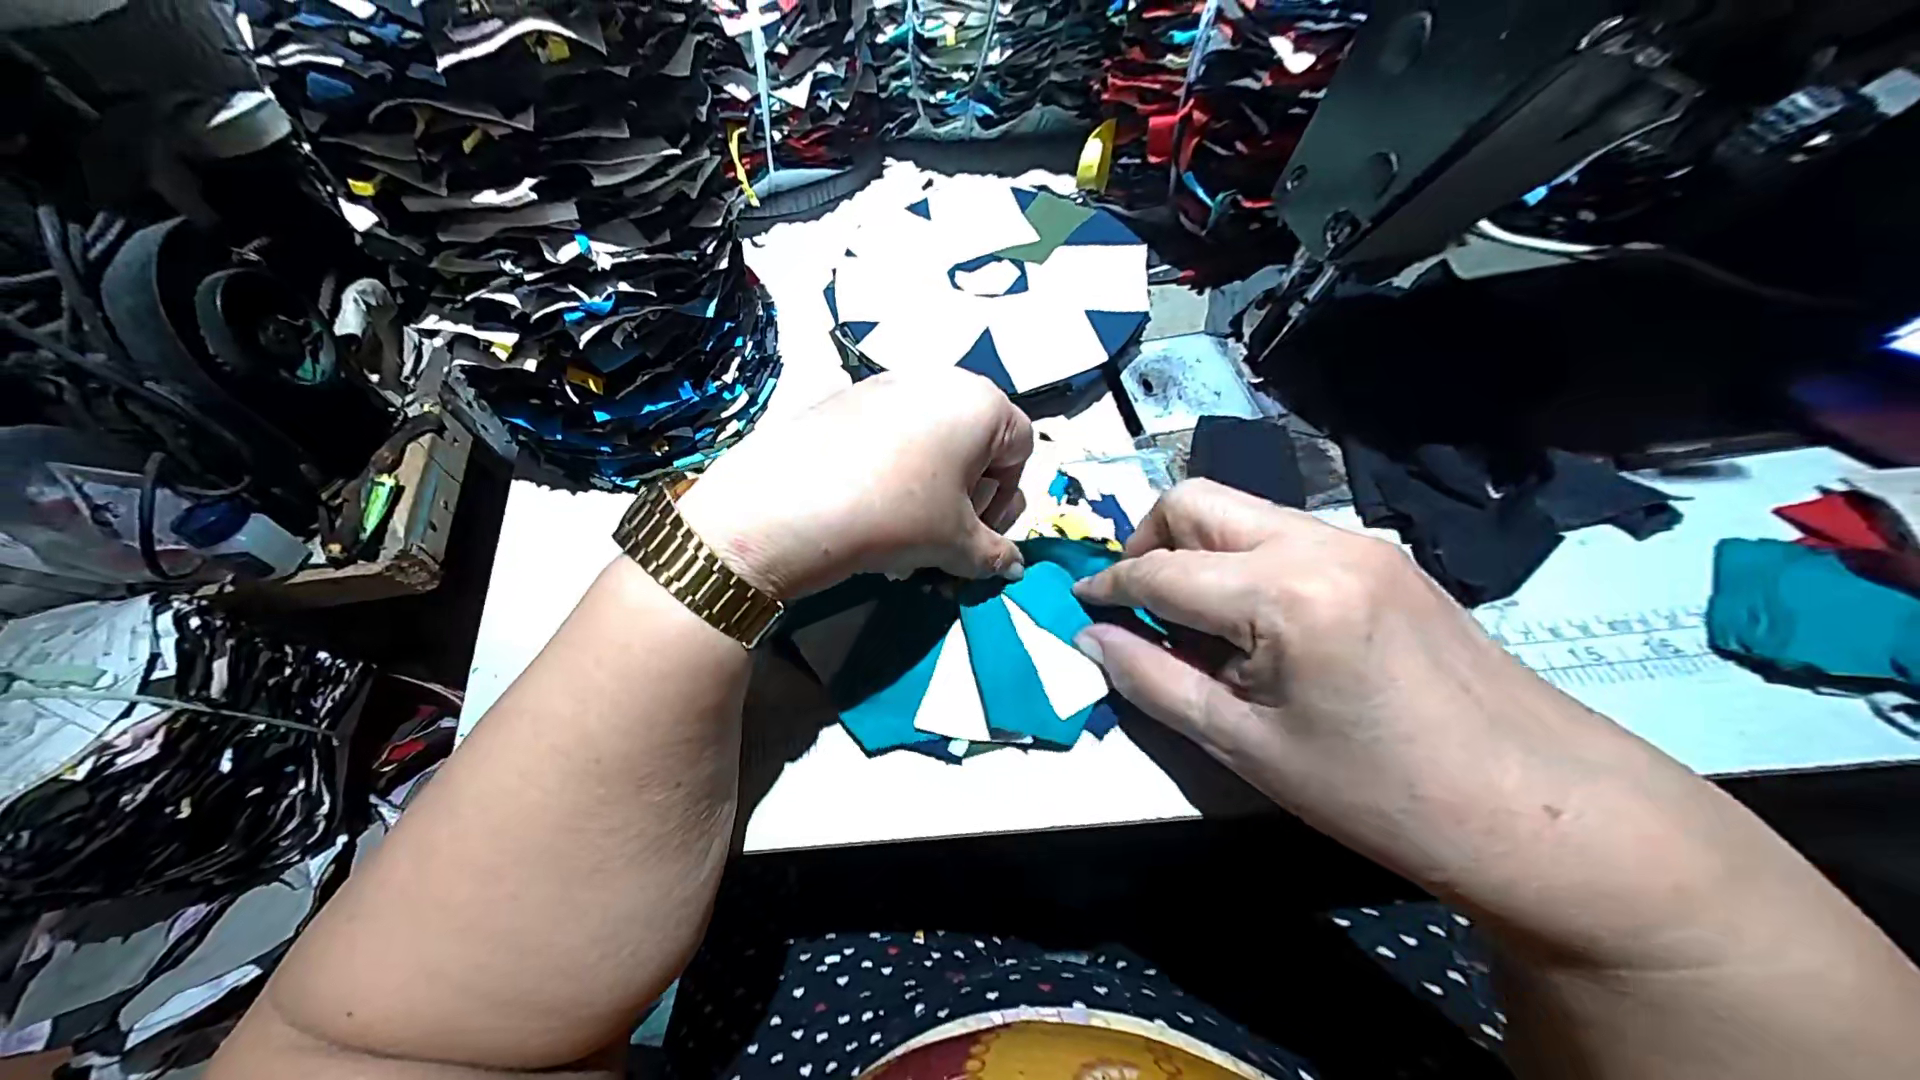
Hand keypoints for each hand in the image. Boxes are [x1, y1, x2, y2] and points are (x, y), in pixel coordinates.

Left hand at [675, 370, 1030, 599]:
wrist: (789, 506)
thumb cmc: (898, 515)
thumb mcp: (957, 543)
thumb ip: (997, 555)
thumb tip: (1016, 567)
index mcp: (981, 403)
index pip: (1021, 449)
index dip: (1006, 498)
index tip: (976, 531)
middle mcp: (939, 380)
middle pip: (975, 445)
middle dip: (966, 498)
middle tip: (940, 537)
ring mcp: (887, 384)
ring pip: (931, 444)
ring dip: (930, 492)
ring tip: (901, 534)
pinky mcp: (846, 399)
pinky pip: (891, 436)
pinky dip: (893, 472)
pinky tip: (868, 510)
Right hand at [1070, 480, 1772, 969]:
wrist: (1549, 811)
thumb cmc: (1380, 794)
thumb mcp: (1245, 747)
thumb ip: (1152, 682)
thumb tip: (1090, 638)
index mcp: (1283, 593)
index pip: (1160, 568)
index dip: (1108, 586)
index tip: (1079, 603)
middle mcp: (1318, 542)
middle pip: (1194, 501)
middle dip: (1147, 542)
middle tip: (1137, 605)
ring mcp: (1357, 541)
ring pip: (1239, 510)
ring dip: (1196, 549)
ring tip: (1194, 618)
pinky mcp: (1382, 555)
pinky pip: (1282, 532)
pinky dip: (1241, 559)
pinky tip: (1253, 620)